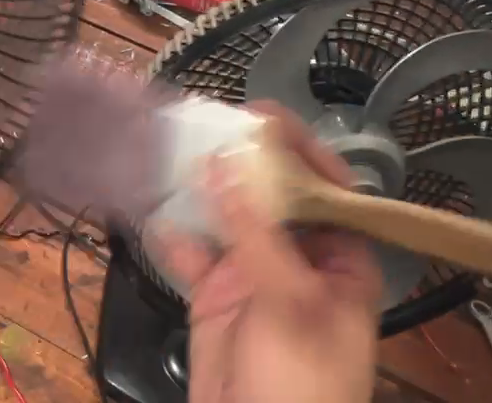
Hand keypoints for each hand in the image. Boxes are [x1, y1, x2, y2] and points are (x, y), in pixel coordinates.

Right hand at [155, 105, 383, 402]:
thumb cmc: (302, 390)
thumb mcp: (289, 307)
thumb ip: (255, 234)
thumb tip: (224, 163)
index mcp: (338, 259)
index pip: (326, 188)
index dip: (298, 149)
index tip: (261, 116)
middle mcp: (297, 258)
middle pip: (270, 194)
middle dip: (240, 160)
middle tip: (206, 124)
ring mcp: (253, 275)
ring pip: (226, 215)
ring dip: (201, 187)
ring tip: (172, 150)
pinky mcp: (214, 294)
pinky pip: (191, 250)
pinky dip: (172, 230)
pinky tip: (154, 208)